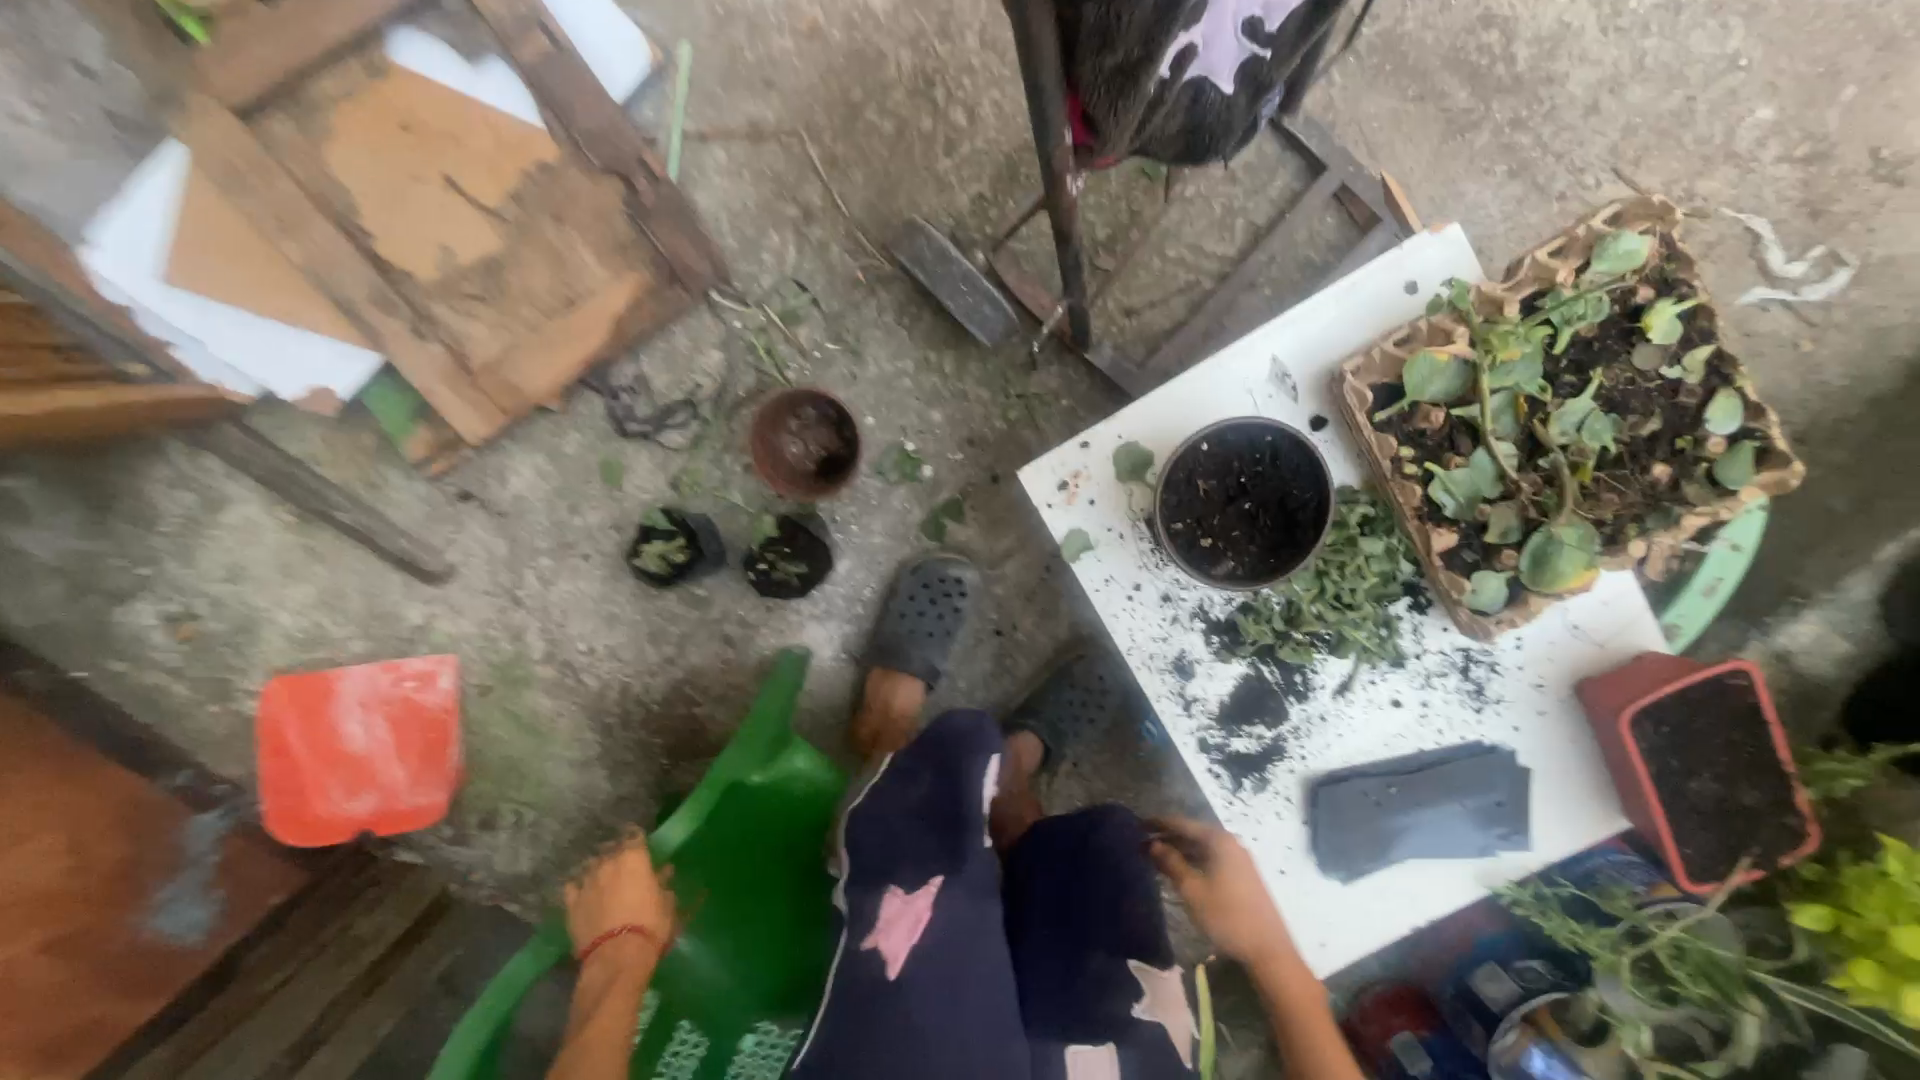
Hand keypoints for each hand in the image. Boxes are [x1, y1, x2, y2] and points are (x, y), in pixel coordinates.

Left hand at [563, 830, 676, 969]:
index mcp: (634, 858)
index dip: (637, 838)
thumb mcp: (667, 903)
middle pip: (611, 849)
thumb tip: (664, 871)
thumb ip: (662, 883)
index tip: (640, 842)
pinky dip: (579, 886)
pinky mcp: (571, 902)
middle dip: (617, 853)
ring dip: (598, 868)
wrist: (617, 956)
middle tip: (624, 863)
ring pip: (590, 865)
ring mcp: (587, 882)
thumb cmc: (651, 925)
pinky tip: (583, 892)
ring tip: (603, 877)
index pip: (634, 836)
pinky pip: (573, 886)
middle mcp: (608, 863)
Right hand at [1147, 816, 1293, 965]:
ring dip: (1180, 850)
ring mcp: (1240, 860)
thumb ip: (1171, 863)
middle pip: (1193, 833)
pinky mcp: (1244, 875)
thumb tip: (1153, 844)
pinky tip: (1181, 871)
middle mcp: (1231, 843)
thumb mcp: (1192, 890)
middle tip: (1142, 843)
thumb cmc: (1226, 917)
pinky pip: (1212, 859)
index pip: (1182, 823)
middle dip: (1168, 837)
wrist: (1268, 950)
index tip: (1137, 824)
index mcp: (1219, 841)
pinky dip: (1194, 861)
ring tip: (1156, 857)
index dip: (1158, 823)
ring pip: (1203, 848)